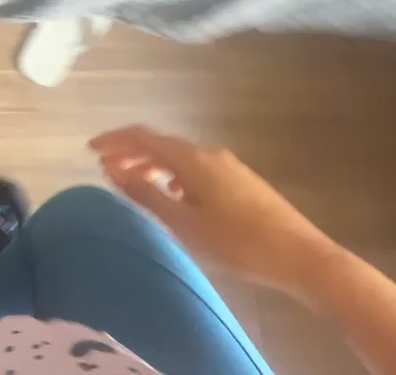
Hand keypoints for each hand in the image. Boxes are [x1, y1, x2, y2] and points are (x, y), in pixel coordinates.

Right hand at [89, 125, 346, 296]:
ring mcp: (227, 165)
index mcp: (191, 159)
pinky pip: (194, 167)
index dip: (114, 140)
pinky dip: (172, 173)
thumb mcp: (185, 224)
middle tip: (106, 167)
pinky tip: (174, 195)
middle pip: (159, 144)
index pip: (142, 137)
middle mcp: (207, 153)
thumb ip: (147, 195)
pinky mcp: (240, 180)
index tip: (90, 149)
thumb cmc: (239, 243)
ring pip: (178, 156)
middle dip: (130, 152)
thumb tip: (113, 170)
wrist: (305, 259)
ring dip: (151, 164)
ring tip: (133, 182)